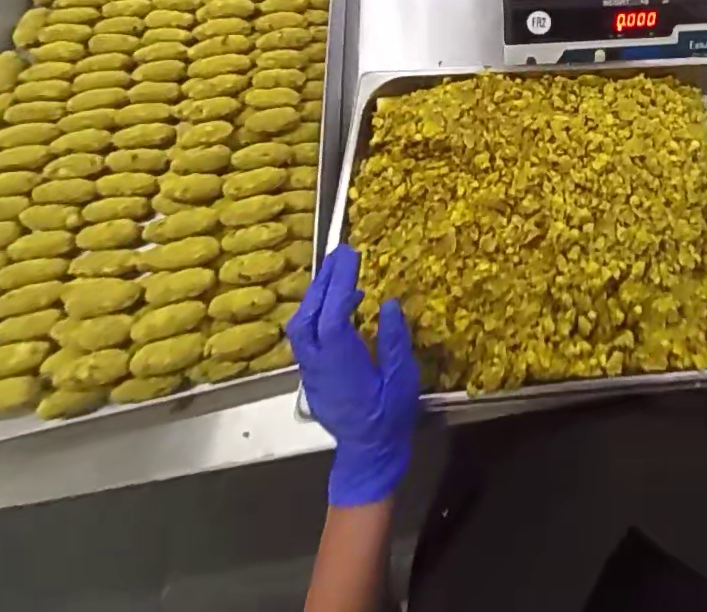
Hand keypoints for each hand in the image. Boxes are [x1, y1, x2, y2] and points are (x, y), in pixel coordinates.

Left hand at [289, 246, 420, 506]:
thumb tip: (389, 305)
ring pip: (303, 326)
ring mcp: (312, 371)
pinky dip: (321, 310)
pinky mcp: (315, 373)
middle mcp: (319, 367)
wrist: (368, 454)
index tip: (351, 257)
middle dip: (323, 282)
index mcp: (342, 367)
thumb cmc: (390, 417)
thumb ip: (395, 342)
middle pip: (309, 318)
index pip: (333, 319)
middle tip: (340, 253)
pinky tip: (345, 301)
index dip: (339, 286)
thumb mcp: (402, 379)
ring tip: (339, 269)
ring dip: (318, 294)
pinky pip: (309, 334)